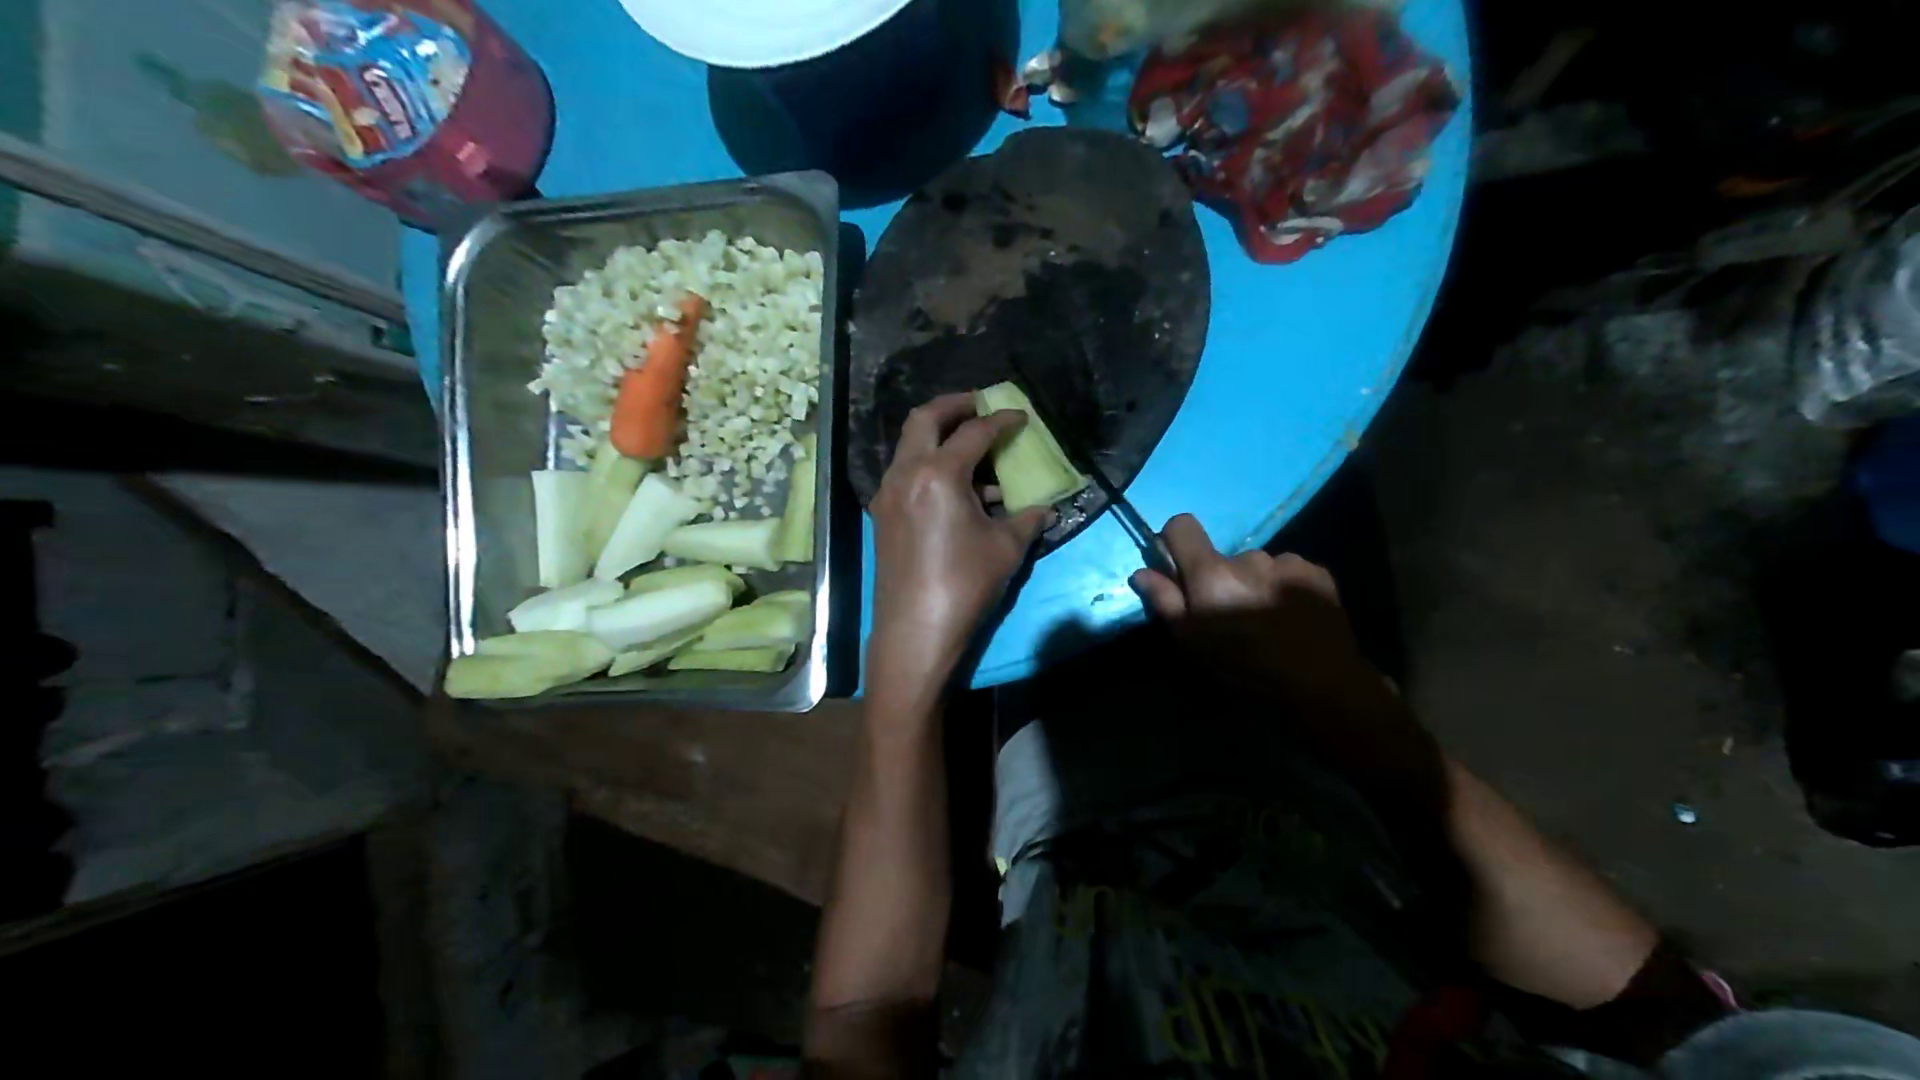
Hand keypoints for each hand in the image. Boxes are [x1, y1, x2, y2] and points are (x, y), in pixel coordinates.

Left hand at [870, 393, 1051, 685]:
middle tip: (980, 405)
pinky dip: (928, 466)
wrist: (915, 629)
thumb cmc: (965, 584)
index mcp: (938, 474)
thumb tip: (1044, 510)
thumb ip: (1026, 519)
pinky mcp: (883, 515)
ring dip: (939, 438)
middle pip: (924, 419)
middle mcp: (906, 473)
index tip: (1021, 417)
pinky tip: (954, 490)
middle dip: (954, 406)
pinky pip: (905, 474)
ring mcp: (888, 494)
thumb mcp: (1006, 548)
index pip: (974, 432)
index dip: (1001, 420)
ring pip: (910, 447)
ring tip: (973, 453)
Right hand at [1129, 514, 1378, 709]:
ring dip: (1255, 583)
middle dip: (1221, 577)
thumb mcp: (1192, 642)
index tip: (1180, 568)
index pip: (1182, 525)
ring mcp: (1286, 562)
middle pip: (1222, 555)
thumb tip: (1142, 572)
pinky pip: (1288, 571)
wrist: (1322, 686)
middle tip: (1230, 614)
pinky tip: (1292, 617)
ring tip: (1266, 619)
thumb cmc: (1245, 668)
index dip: (1175, 540)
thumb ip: (1165, 601)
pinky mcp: (1317, 572)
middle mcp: (1248, 557)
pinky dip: (1284, 586)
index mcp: (1211, 572)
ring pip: (1257, 565)